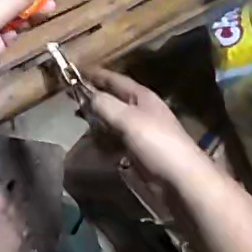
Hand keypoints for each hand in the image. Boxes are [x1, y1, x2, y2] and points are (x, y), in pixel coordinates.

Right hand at [84, 68, 216, 185]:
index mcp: (142, 97)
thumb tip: (87, 94)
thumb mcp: (128, 119)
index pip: (114, 79)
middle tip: (70, 101)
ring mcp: (139, 132)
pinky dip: (104, 141)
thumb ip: (105, 104)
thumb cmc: (156, 143)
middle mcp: (140, 110)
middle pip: (112, 100)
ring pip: (111, 121)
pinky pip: (115, 141)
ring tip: (80, 123)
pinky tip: (96, 145)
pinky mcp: (137, 151)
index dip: (95, 75)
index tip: (73, 71)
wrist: (180, 180)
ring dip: (97, 122)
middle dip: (92, 100)